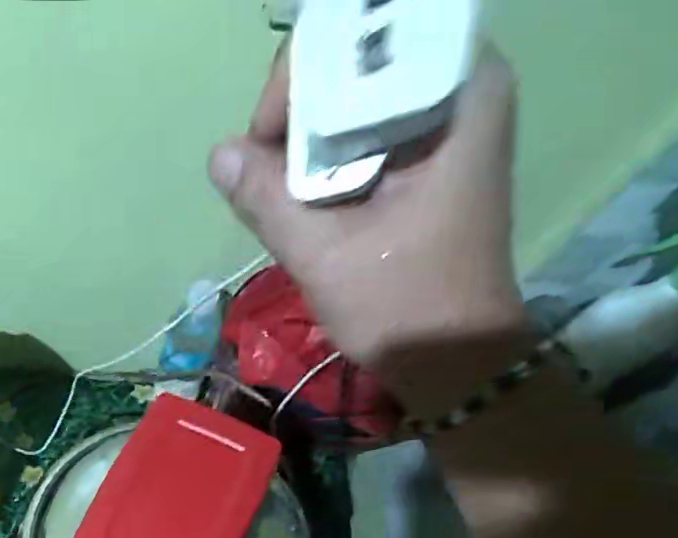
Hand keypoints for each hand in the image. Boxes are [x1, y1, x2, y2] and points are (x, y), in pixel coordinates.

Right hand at [208, 45, 530, 411]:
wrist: (451, 361)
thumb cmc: (402, 305)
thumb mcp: (325, 254)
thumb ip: (267, 199)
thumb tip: (218, 154)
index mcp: (458, 91)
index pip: (365, 38)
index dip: (301, 79)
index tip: (267, 141)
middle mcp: (459, 90)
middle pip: (355, 66)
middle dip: (297, 116)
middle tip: (267, 174)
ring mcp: (444, 126)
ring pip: (352, 103)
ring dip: (303, 145)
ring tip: (280, 194)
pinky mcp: (426, 161)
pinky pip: (359, 136)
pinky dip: (321, 164)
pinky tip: (304, 204)